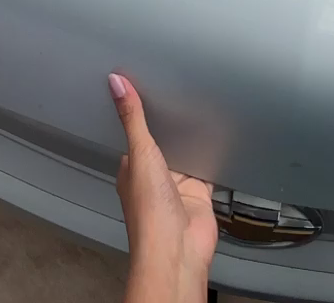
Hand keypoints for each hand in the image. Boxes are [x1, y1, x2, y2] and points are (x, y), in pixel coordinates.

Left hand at [110, 73, 218, 302]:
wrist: (179, 250)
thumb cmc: (150, 214)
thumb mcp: (139, 153)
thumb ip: (133, 118)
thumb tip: (117, 84)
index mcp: (132, 168)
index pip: (134, 133)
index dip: (138, 113)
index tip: (142, 89)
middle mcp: (154, 177)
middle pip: (163, 142)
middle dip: (169, 126)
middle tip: (176, 93)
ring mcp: (177, 186)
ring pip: (185, 153)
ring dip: (190, 141)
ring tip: (197, 109)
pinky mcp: (200, 193)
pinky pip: (207, 167)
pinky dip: (211, 155)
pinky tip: (215, 138)